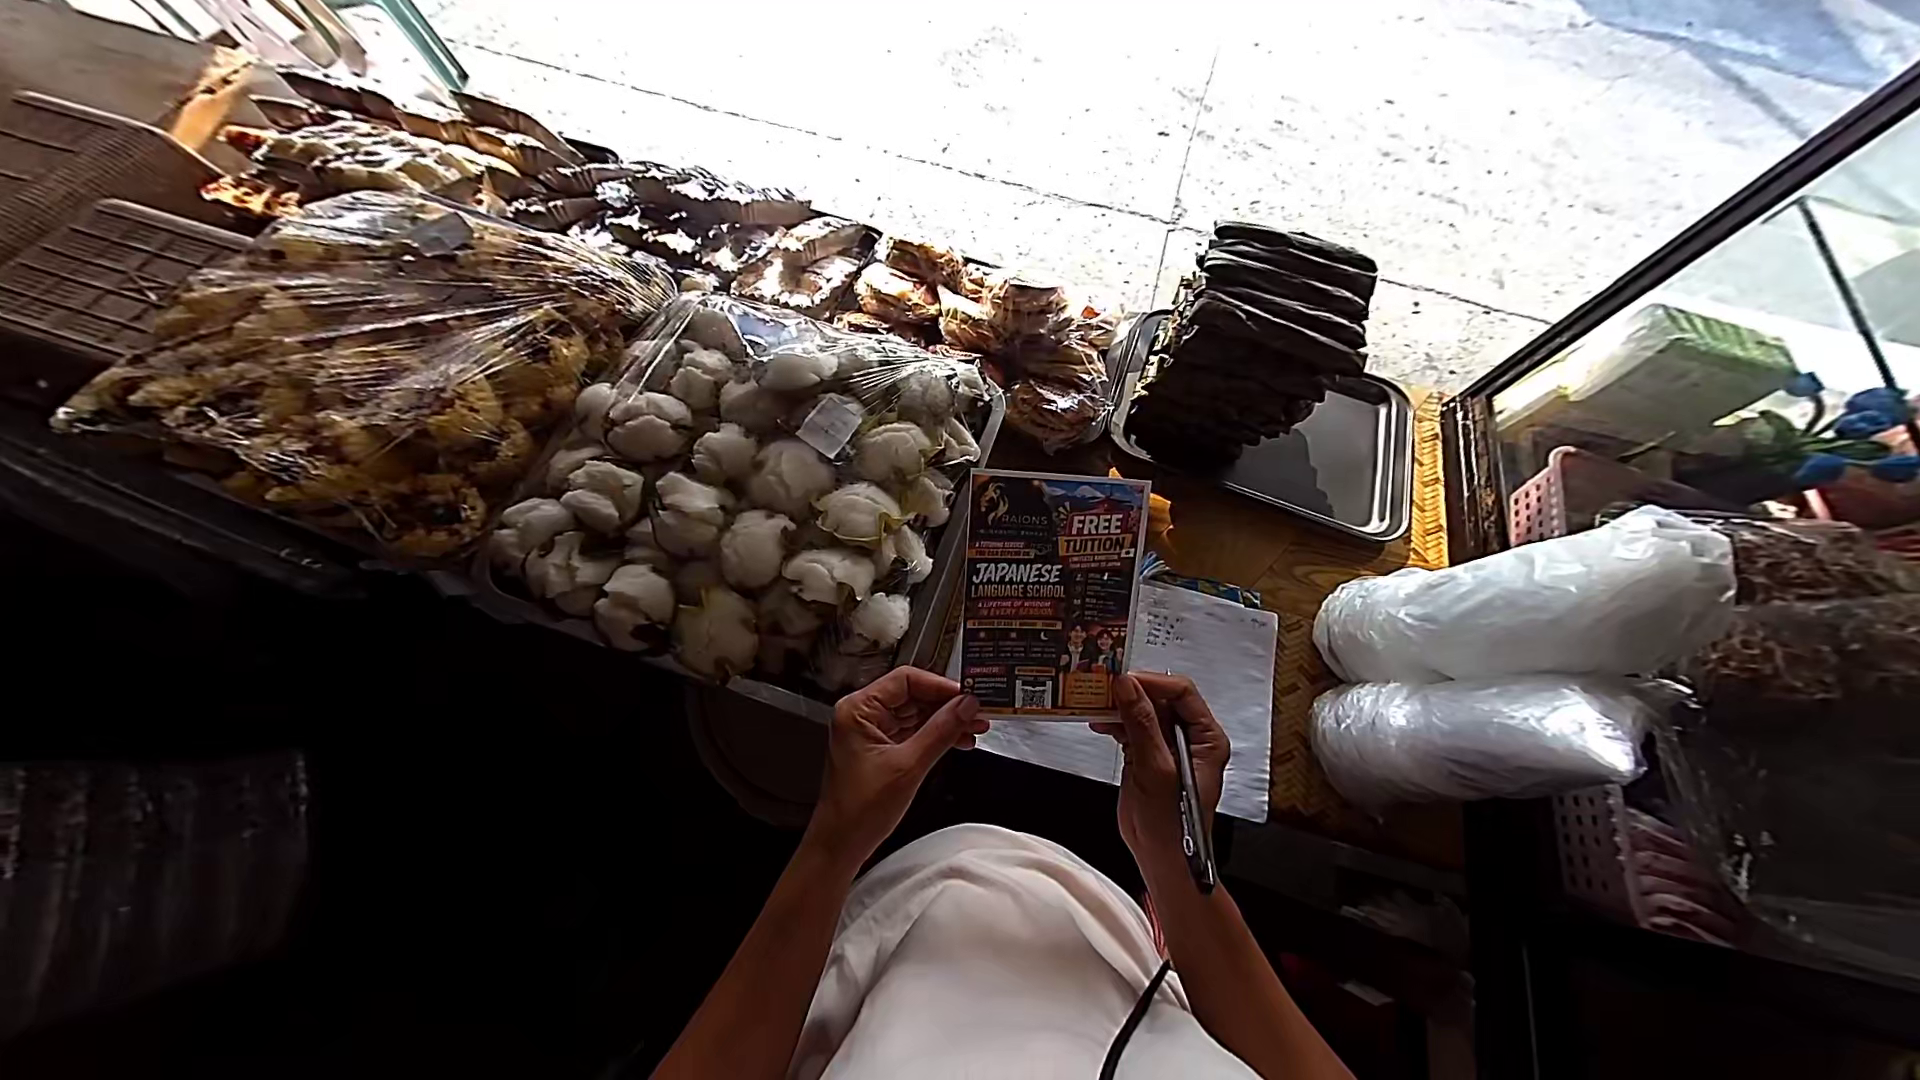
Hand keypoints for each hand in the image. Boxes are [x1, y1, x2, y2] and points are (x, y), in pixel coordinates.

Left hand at [806, 666, 987, 867]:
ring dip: (946, 720)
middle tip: (978, 711)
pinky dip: (937, 734)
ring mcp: (872, 730)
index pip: (906, 680)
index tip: (967, 695)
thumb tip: (966, 705)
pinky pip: (914, 730)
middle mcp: (863, 714)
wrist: (841, 846)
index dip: (940, 686)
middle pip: (914, 694)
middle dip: (948, 704)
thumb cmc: (859, 811)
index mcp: (858, 709)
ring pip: (917, 713)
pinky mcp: (881, 746)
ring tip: (975, 726)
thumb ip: (940, 731)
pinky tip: (959, 739)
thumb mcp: (908, 766)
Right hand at [1092, 673, 1229, 884]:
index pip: (1182, 692)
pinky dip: (1113, 721)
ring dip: (1118, 705)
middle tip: (1105, 686)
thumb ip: (1141, 724)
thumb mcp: (1157, 769)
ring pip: (1141, 709)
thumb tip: (1128, 686)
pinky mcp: (1146, 753)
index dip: (1153, 682)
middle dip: (1131, 691)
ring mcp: (1165, 745)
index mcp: (1206, 738)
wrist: (1161, 860)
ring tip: (1096, 703)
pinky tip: (1098, 722)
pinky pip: (1129, 726)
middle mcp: (1188, 737)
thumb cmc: (1174, 826)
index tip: (1125, 679)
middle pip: (1159, 698)